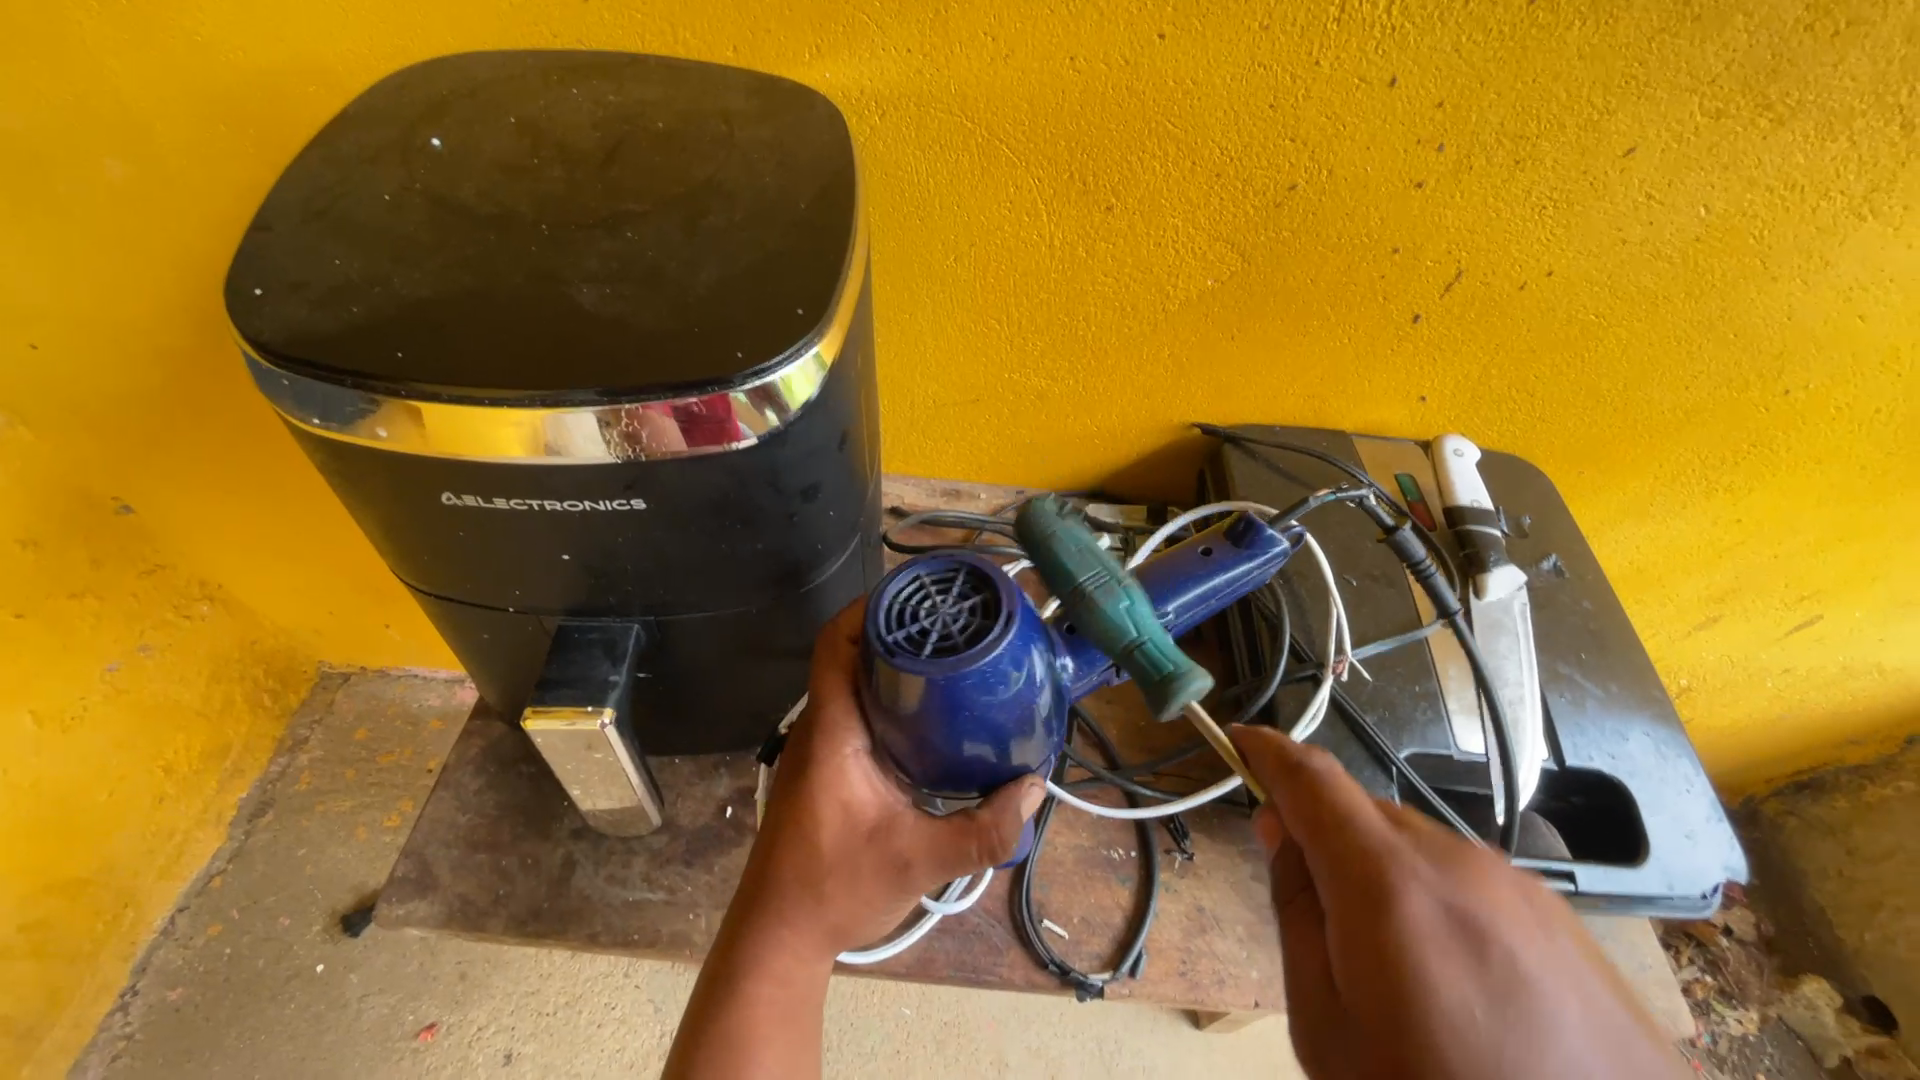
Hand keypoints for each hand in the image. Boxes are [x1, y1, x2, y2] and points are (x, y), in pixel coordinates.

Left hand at [736, 598, 1045, 959]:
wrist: (778, 935)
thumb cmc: (833, 889)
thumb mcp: (918, 860)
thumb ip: (983, 830)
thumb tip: (1034, 789)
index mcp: (831, 731)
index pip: (837, 643)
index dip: (871, 608)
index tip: (918, 597)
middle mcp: (820, 727)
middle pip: (850, 655)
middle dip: (897, 632)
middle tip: (953, 626)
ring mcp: (819, 748)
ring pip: (854, 684)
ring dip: (893, 666)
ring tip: (950, 660)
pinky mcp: (826, 768)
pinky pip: (857, 712)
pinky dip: (890, 700)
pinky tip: (931, 719)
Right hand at [1228, 725, 1687, 1079]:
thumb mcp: (1325, 1026)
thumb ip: (1296, 912)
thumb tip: (1280, 830)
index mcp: (1388, 883)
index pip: (1311, 780)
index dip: (1268, 751)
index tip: (1239, 741)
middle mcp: (1456, 861)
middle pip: (1363, 812)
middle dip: (1323, 834)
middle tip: (1310, 905)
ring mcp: (1518, 886)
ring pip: (1416, 845)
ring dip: (1379, 868)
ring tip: (1390, 961)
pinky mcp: (1561, 917)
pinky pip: (1468, 877)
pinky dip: (1432, 895)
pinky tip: (1454, 974)